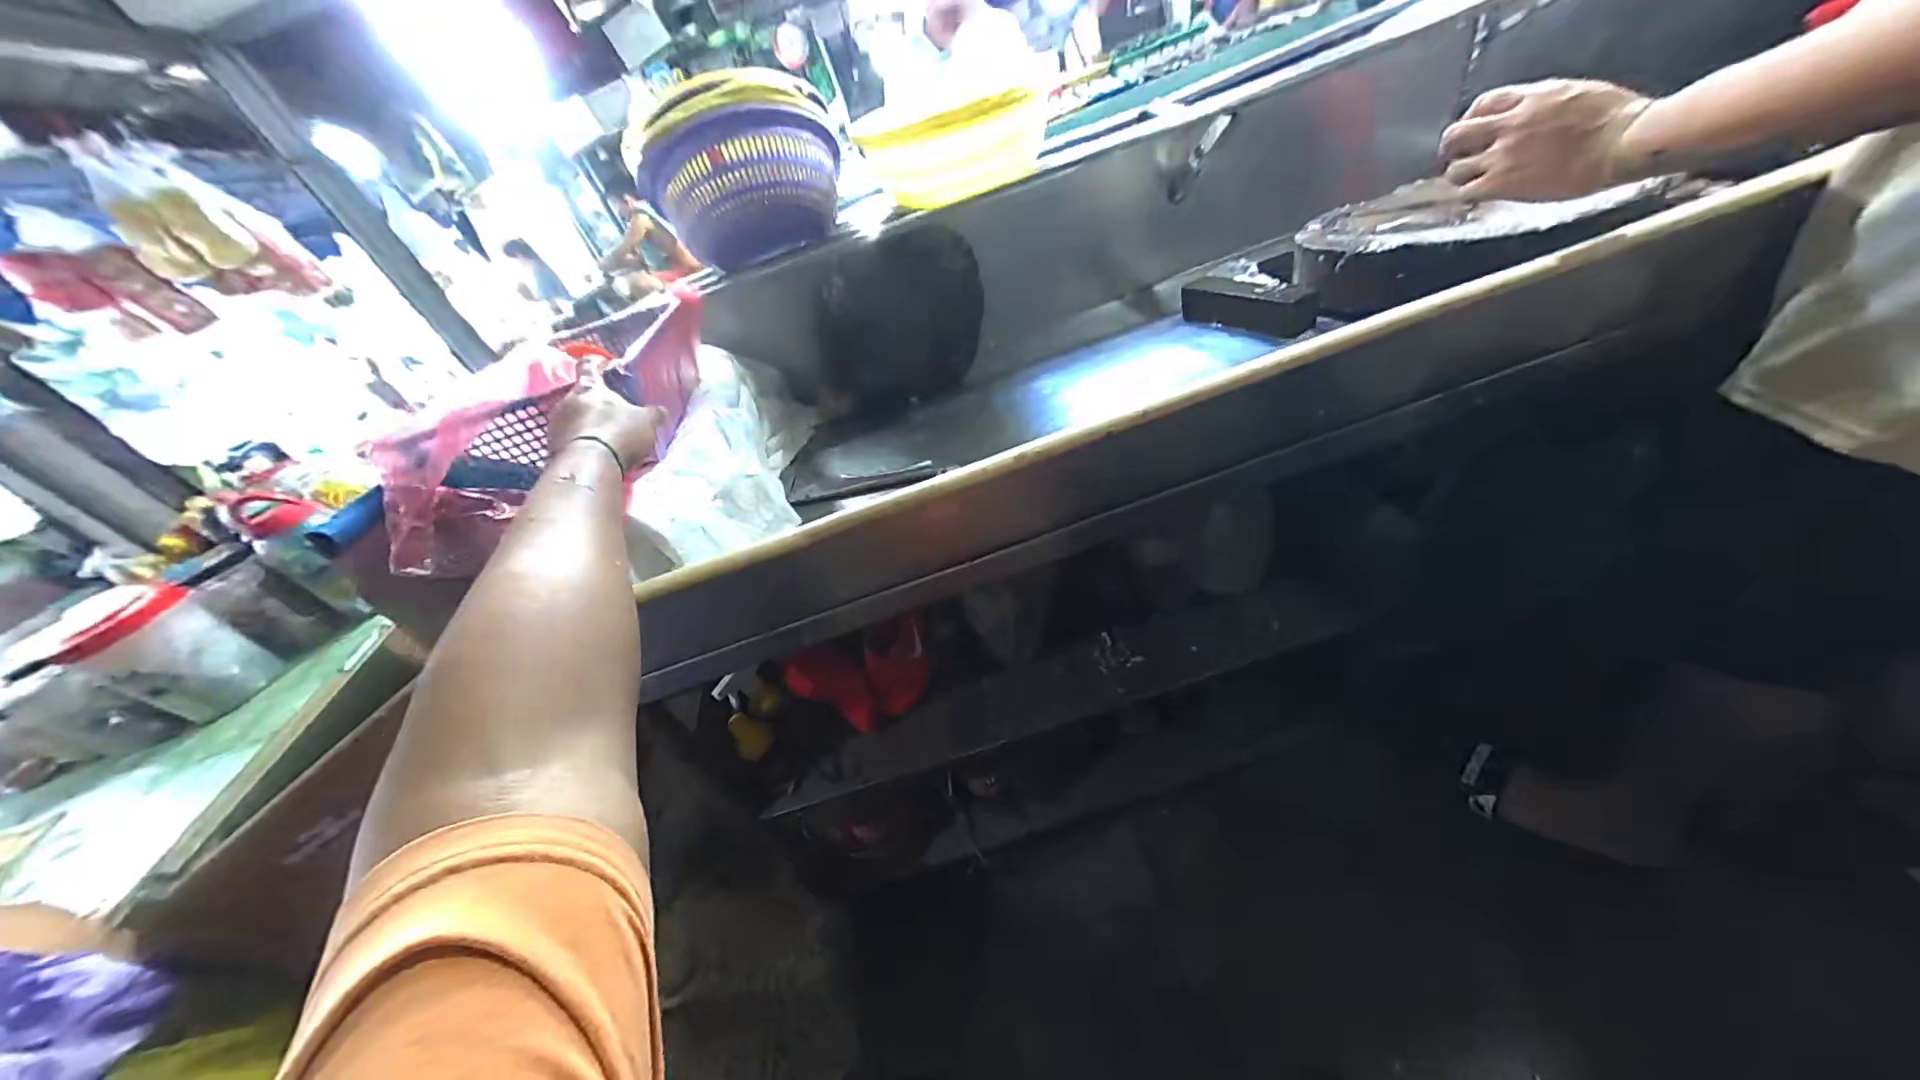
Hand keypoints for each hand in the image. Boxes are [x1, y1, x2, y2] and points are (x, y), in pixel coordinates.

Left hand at [547, 367, 664, 471]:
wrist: (588, 465)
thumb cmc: (618, 433)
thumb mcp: (648, 421)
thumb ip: (654, 413)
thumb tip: (660, 411)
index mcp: (589, 387)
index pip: (588, 364)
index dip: (598, 362)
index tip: (606, 365)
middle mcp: (566, 400)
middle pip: (581, 394)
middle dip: (596, 402)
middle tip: (613, 412)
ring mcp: (555, 423)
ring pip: (573, 417)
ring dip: (587, 423)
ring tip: (604, 437)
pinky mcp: (551, 445)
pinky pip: (568, 438)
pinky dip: (581, 442)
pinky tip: (594, 452)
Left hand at [1438, 80, 1653, 199]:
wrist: (1627, 141)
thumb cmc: (1615, 118)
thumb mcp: (1574, 93)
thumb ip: (1540, 103)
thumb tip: (1521, 115)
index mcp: (1531, 98)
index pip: (1482, 103)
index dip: (1470, 119)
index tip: (1472, 131)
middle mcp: (1510, 125)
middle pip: (1456, 135)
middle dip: (1451, 148)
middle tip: (1456, 158)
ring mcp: (1503, 155)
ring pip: (1456, 169)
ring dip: (1459, 176)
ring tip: (1471, 180)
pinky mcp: (1502, 182)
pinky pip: (1466, 192)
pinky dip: (1465, 196)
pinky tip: (1475, 197)